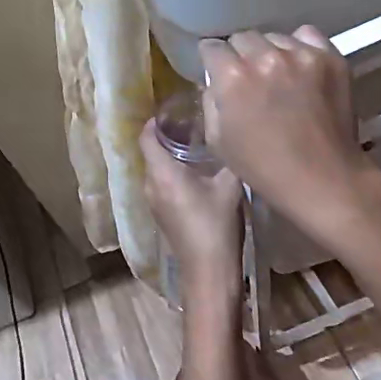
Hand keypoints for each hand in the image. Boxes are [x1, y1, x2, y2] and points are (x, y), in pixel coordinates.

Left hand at [140, 119, 243, 307]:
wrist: (209, 271)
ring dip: (173, 154)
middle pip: (152, 151)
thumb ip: (230, 156)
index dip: (157, 120)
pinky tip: (199, 171)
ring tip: (200, 143)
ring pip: (158, 168)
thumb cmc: (217, 224)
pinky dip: (175, 171)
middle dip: (170, 134)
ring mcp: (154, 202)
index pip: (146, 136)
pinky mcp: (163, 215)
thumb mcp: (231, 185)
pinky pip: (163, 183)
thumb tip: (234, 132)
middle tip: (195, 121)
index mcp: (162, 172)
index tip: (176, 108)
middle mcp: (151, 185)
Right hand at [198, 27, 380, 229]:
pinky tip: (301, 68)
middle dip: (241, 55)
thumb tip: (214, 80)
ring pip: (275, 37)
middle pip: (243, 38)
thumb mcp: (218, 140)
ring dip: (271, 53)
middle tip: (250, 78)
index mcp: (233, 77)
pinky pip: (307, 36)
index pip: (212, 47)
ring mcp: (300, 54)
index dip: (213, 61)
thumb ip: (211, 101)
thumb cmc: (264, 167)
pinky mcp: (329, 57)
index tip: (218, 70)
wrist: (323, 177)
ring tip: (279, 76)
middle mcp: (265, 57)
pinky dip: (300, 48)